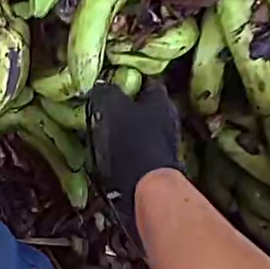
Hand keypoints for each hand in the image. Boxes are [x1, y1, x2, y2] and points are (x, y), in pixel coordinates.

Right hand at [87, 82, 182, 243]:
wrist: (146, 187)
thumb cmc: (131, 142)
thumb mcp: (111, 107)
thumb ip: (106, 92)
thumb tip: (101, 86)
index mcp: (160, 100)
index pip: (147, 83)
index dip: (130, 82)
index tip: (112, 85)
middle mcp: (168, 119)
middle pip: (147, 107)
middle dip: (129, 108)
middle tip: (106, 110)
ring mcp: (166, 144)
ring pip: (144, 130)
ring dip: (129, 131)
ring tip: (106, 135)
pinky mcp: (159, 166)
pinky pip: (141, 151)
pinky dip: (129, 152)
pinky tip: (113, 157)